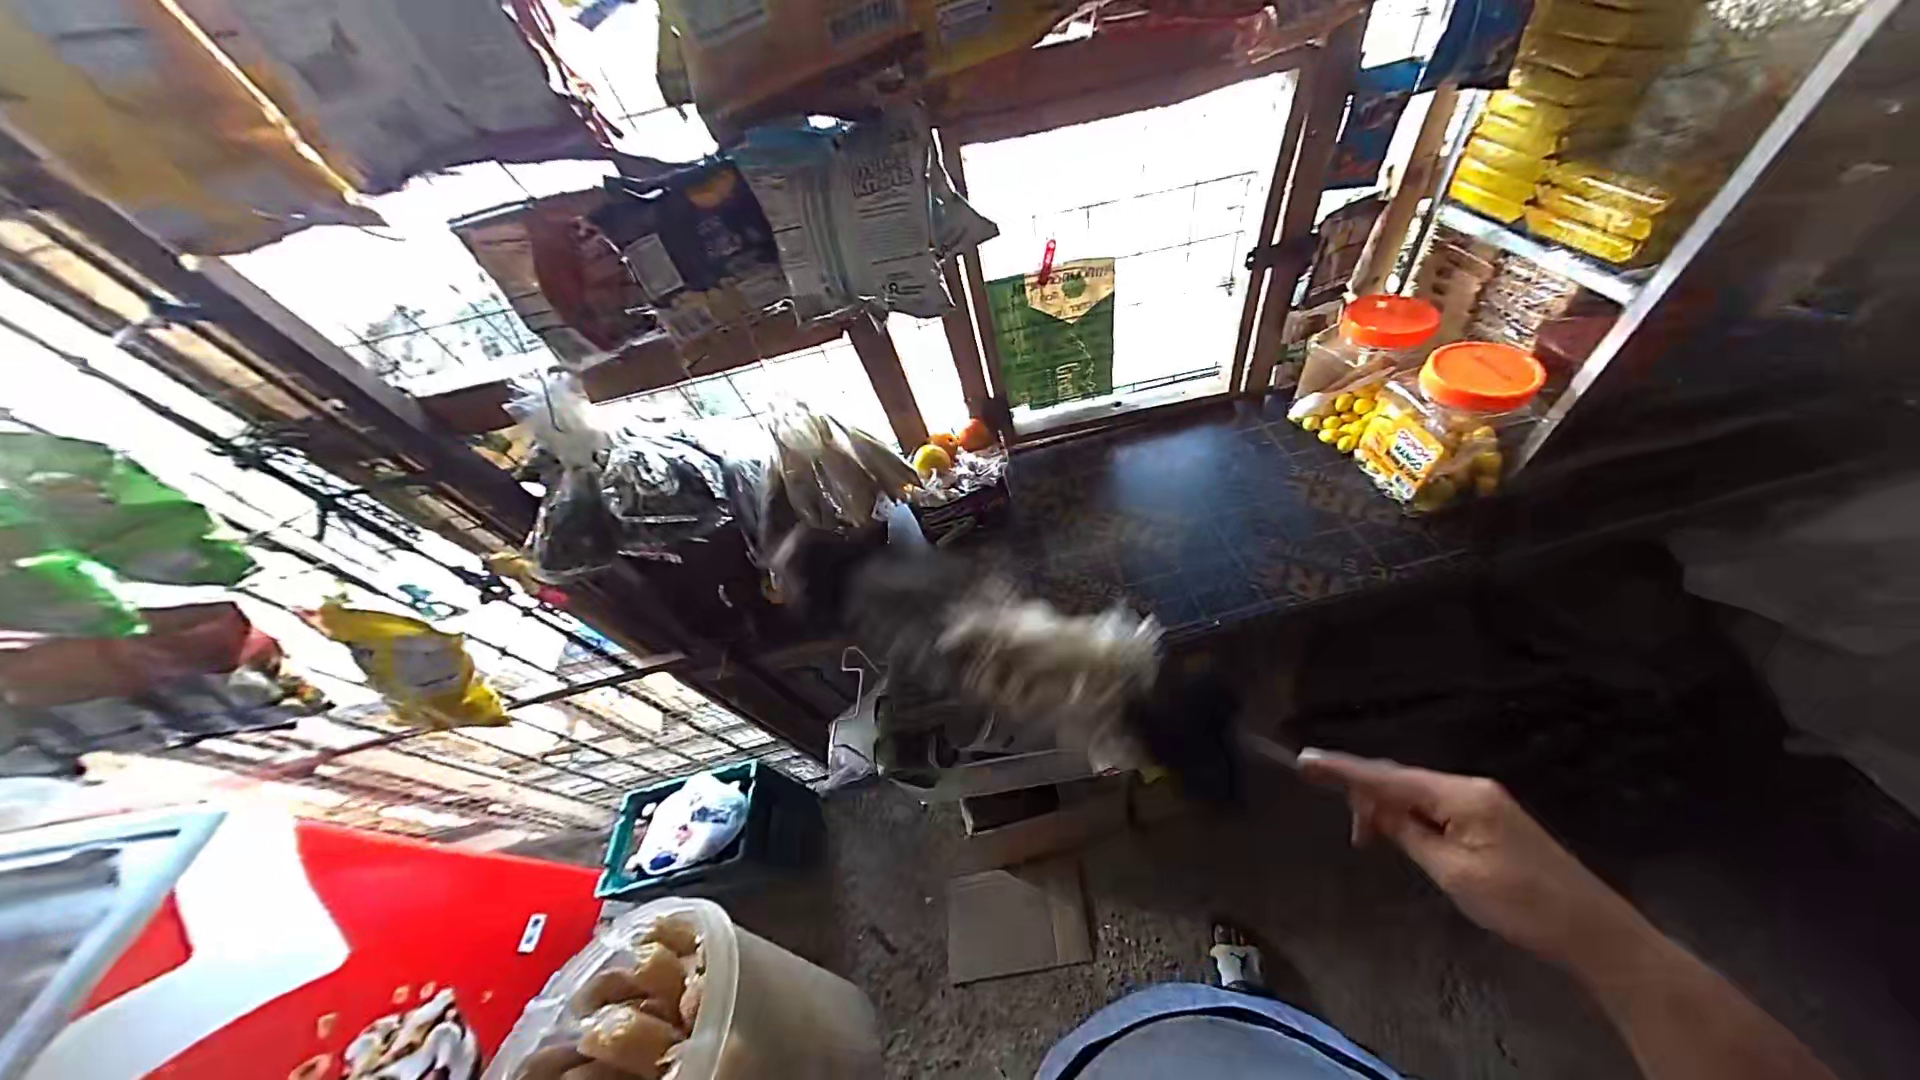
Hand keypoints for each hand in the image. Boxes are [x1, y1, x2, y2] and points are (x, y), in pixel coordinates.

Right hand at [1298, 749, 1651, 971]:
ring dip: (1388, 811)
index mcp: (1461, 795)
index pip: (1387, 776)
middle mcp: (1470, 787)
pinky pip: (1434, 806)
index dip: (1342, 769)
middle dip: (1366, 797)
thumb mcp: (1453, 873)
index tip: (1304, 761)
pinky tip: (1402, 835)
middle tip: (1353, 835)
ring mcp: (1483, 801)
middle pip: (1400, 780)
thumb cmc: (1523, 906)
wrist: (1601, 936)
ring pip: (1416, 794)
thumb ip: (1407, 833)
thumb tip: (1372, 807)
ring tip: (1371, 840)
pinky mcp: (1491, 818)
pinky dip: (1410, 817)